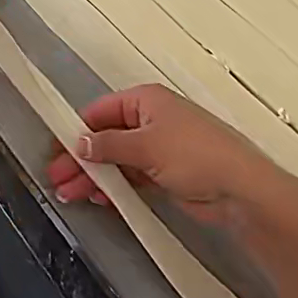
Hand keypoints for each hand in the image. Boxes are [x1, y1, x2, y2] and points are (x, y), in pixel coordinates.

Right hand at [48, 84, 279, 224]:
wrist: (240, 191)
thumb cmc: (197, 155)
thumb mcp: (145, 145)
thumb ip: (108, 144)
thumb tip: (81, 143)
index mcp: (146, 101)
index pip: (101, 111)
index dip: (78, 130)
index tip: (58, 150)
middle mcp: (151, 120)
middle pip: (106, 137)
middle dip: (82, 158)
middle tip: (59, 177)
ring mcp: (159, 147)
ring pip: (117, 159)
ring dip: (95, 175)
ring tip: (71, 193)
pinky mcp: (165, 173)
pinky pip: (131, 176)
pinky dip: (115, 185)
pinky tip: (99, 197)